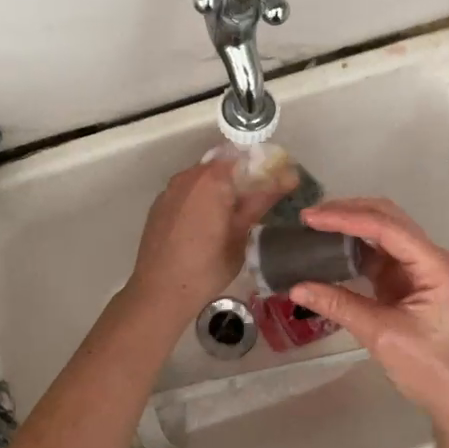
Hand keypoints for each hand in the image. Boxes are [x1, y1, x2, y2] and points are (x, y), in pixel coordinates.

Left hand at [126, 155, 294, 317]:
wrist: (160, 291)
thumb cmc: (207, 266)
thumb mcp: (241, 234)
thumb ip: (261, 200)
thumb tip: (289, 176)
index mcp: (211, 179)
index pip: (243, 156)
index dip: (261, 166)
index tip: (276, 182)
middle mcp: (187, 176)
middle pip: (221, 165)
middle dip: (242, 178)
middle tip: (259, 200)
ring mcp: (170, 190)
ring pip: (203, 179)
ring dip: (221, 189)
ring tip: (236, 214)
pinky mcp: (160, 205)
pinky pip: (187, 192)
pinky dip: (202, 200)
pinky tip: (209, 224)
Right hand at [288, 199, 448, 429]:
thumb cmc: (431, 369)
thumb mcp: (381, 336)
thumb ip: (339, 306)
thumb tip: (296, 287)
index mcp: (434, 266)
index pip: (386, 228)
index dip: (346, 218)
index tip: (310, 217)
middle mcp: (430, 259)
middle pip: (388, 220)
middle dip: (349, 212)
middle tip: (309, 217)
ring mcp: (421, 271)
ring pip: (384, 234)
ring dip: (351, 227)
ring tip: (315, 228)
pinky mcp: (410, 284)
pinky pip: (380, 256)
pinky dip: (355, 250)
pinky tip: (330, 251)